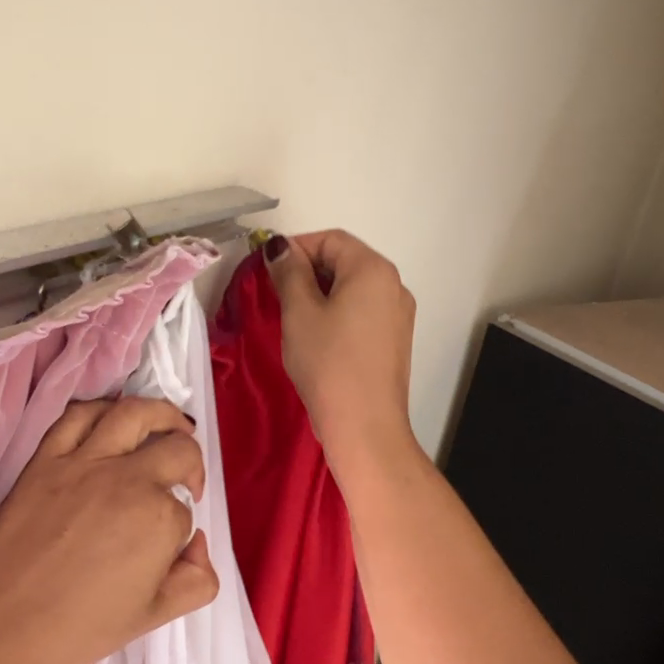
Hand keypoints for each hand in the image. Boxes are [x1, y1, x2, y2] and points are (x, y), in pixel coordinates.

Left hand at [0, 397, 219, 663]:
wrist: (5, 622)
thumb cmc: (83, 626)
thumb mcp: (156, 615)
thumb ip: (196, 579)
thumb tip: (196, 542)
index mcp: (159, 519)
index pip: (185, 505)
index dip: (182, 522)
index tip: (170, 539)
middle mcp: (127, 479)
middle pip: (175, 446)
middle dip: (190, 461)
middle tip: (185, 478)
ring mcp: (83, 462)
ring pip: (133, 413)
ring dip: (161, 414)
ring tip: (169, 424)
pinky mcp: (46, 458)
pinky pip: (78, 415)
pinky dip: (102, 408)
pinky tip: (112, 419)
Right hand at [263, 230, 416, 460]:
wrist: (364, 424)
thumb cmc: (327, 362)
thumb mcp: (299, 312)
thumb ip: (289, 272)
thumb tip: (279, 247)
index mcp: (373, 269)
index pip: (330, 239)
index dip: (295, 247)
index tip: (266, 269)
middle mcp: (394, 284)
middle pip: (345, 260)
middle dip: (307, 269)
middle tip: (275, 294)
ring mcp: (398, 314)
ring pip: (353, 288)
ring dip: (320, 292)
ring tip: (292, 317)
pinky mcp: (394, 340)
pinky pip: (362, 311)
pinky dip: (337, 312)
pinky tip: (317, 336)